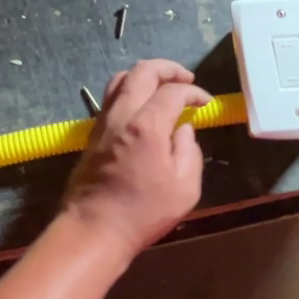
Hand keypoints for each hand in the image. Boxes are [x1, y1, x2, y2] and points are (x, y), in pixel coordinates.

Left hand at [61, 59, 212, 253]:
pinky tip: (142, 108)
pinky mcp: (92, 133)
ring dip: (144, 76)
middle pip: (142, 71)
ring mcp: (103, 122)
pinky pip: (110, 98)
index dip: (194, 92)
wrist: (94, 229)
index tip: (205, 103)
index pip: (173, 92)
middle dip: (168, 69)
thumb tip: (183, 128)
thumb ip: (189, 151)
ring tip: (163, 88)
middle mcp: (121, 115)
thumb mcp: (184, 188)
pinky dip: (129, 91)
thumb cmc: (143, 213)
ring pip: (120, 79)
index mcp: (146, 126)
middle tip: (186, 79)